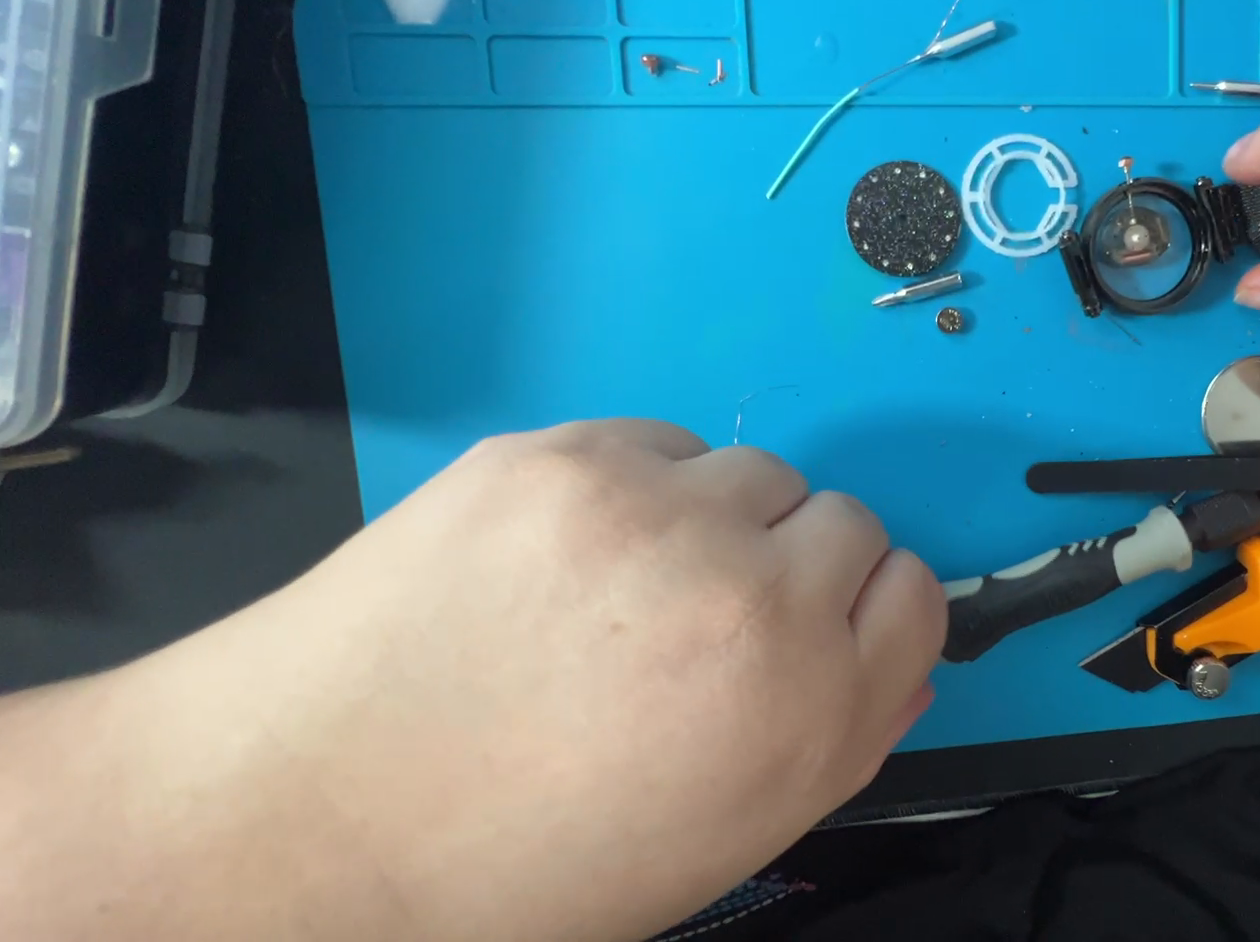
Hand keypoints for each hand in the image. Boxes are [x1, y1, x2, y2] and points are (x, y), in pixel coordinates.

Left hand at [0, 420, 944, 941]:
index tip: (827, 622)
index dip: (874, 609)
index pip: (915, 592)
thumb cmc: (535, 862)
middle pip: (852, 519)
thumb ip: (843, 738)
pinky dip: (644, 490)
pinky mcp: (569, 456)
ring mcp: (656, 512)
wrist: (295, 828)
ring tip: (634, 580)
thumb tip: (903, 658)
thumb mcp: (726, 836)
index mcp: (804, 706)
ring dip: (724, 521)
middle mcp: (754, 594)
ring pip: (761, 473)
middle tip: (719, 609)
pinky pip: (665, 446)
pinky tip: (570, 550)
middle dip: (804, 564)